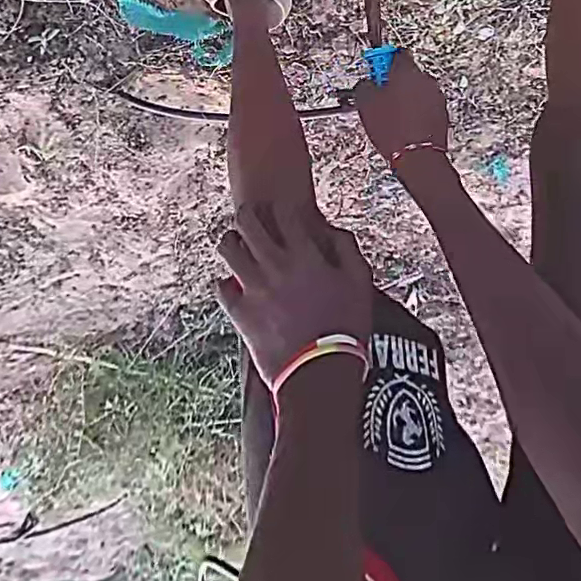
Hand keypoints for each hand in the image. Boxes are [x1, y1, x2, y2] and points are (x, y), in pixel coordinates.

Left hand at [214, 202, 371, 381]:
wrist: (321, 375)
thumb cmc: (346, 328)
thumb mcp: (360, 284)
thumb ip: (347, 249)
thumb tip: (332, 228)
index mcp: (304, 256)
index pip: (284, 213)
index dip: (280, 206)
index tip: (280, 208)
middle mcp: (275, 265)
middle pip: (248, 222)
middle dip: (247, 212)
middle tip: (249, 213)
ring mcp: (254, 288)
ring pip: (227, 248)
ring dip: (230, 241)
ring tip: (235, 243)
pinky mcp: (240, 312)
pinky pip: (221, 287)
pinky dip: (225, 282)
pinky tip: (233, 284)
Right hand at [349, 49, 449, 161]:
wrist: (418, 158)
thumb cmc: (393, 130)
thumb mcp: (366, 104)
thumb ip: (364, 86)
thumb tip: (365, 83)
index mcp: (406, 72)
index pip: (396, 53)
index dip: (383, 60)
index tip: (376, 68)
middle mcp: (425, 80)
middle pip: (408, 71)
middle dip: (394, 80)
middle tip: (379, 93)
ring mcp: (436, 96)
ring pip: (417, 88)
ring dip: (405, 95)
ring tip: (390, 112)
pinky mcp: (442, 113)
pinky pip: (425, 104)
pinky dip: (415, 109)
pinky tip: (403, 122)